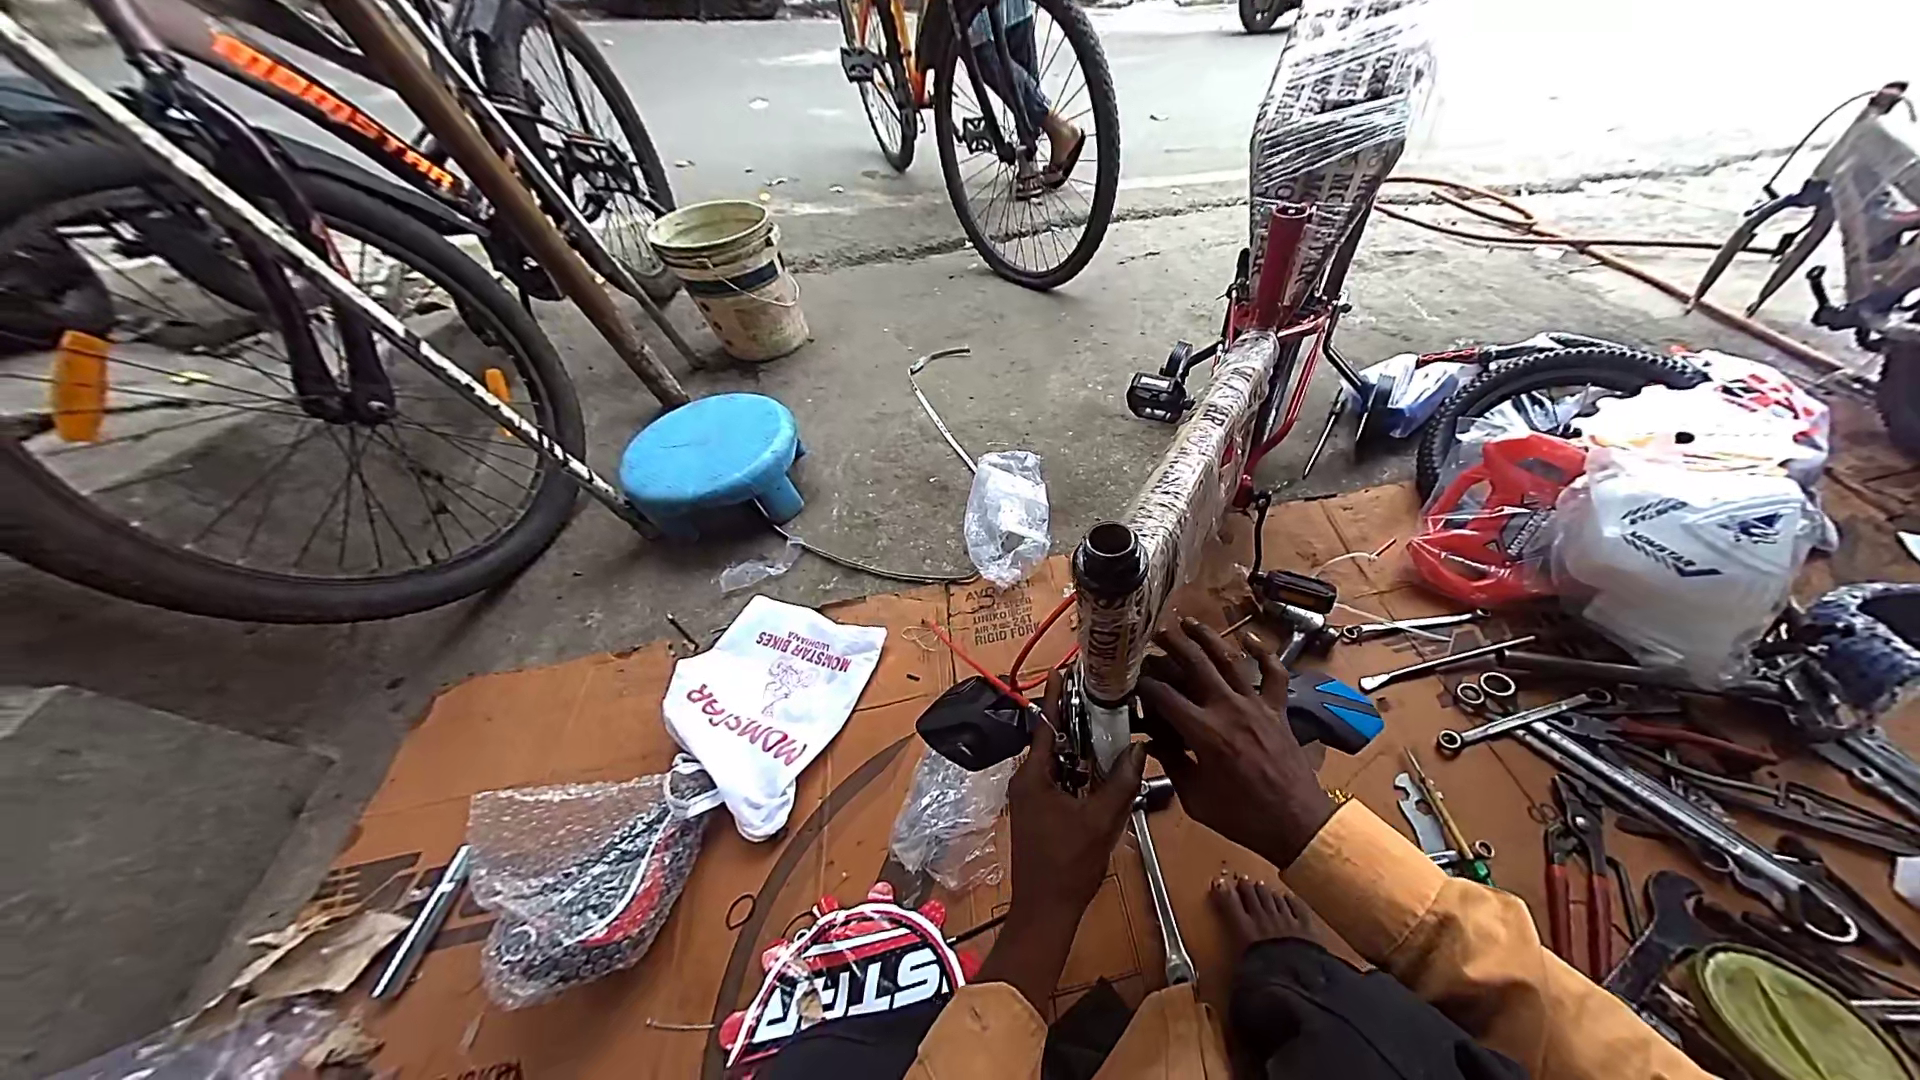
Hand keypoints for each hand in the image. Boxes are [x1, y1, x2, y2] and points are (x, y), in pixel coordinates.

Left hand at [977, 678, 1145, 1010]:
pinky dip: (1077, 769)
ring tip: (1105, 725)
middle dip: (1074, 720)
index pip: (1045, 725)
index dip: (1054, 696)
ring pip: (1056, 760)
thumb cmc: (1069, 864)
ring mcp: (1030, 796)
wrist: (1045, 909)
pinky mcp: (1038, 810)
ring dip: (1078, 747)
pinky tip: (1099, 767)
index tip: (1062, 670)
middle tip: (1099, 696)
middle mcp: (1026, 780)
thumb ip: (1120, 783)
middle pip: (1052, 740)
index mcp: (1033, 776)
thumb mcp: (1101, 820)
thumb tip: (1138, 749)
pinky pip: (1058, 778)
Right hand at [1136, 617, 1332, 867]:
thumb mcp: (1195, 797)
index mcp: (1205, 733)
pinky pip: (1274, 673)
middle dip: (1170, 645)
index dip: (1143, 683)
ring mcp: (1256, 705)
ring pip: (1229, 660)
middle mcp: (1229, 709)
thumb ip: (1171, 764)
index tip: (1131, 678)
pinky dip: (1264, 652)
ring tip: (1189, 622)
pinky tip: (1250, 638)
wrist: (1299, 825)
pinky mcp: (1277, 710)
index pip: (1164, 695)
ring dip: (1206, 638)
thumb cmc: (1243, 817)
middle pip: (1194, 664)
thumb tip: (1151, 742)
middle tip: (1155, 634)